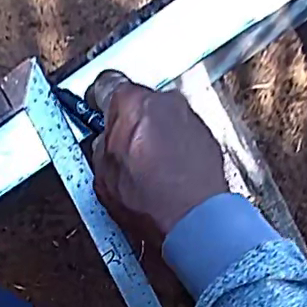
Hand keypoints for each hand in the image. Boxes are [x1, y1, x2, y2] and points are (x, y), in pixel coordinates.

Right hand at [88, 71, 227, 243]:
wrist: (194, 222)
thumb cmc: (152, 203)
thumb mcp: (104, 179)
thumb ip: (100, 148)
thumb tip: (103, 145)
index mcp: (131, 102)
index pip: (106, 85)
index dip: (99, 102)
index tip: (97, 111)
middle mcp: (164, 101)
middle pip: (139, 103)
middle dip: (131, 125)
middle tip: (124, 155)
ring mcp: (190, 117)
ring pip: (164, 120)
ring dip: (155, 139)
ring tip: (149, 173)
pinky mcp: (208, 137)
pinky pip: (184, 137)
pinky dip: (176, 151)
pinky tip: (169, 177)